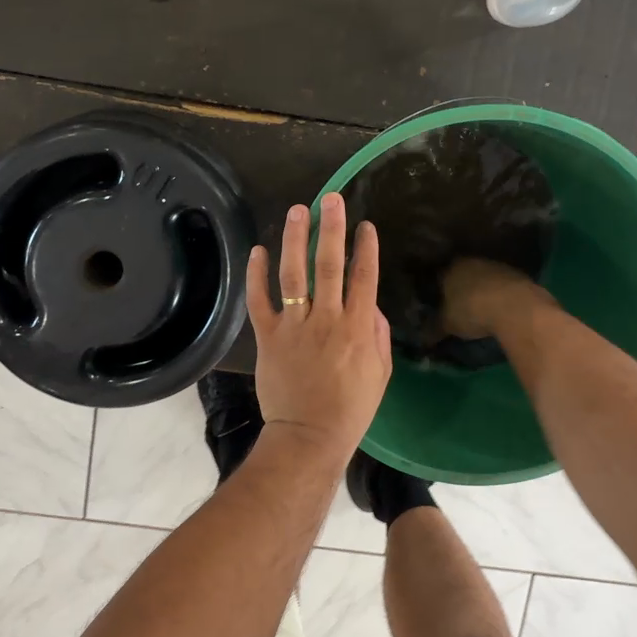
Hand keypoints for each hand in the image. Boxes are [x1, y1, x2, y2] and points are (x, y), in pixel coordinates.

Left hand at [247, 193, 391, 461]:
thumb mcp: (380, 374)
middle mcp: (326, 320)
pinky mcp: (268, 337)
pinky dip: (257, 276)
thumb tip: (369, 303)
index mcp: (356, 329)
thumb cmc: (350, 408)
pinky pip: (260, 301)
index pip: (363, 278)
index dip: (365, 248)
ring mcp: (294, 327)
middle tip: (331, 200)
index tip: (365, 225)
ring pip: (294, 275)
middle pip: (328, 266)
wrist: (309, 437)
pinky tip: (257, 250)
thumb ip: (377, 335)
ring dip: (295, 240)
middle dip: (331, 229)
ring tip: (297, 211)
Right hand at [442, 257, 551, 338]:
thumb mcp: (448, 324)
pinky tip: (498, 305)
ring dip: (481, 288)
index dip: (436, 289)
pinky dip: (498, 293)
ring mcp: (495, 266)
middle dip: (460, 286)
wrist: (515, 307)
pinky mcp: (516, 274)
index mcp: (449, 268)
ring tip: (479, 305)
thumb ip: (433, 329)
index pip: (438, 275)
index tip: (436, 300)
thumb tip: (422, 339)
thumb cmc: (472, 311)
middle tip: (457, 303)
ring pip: (483, 276)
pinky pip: (501, 283)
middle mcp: (471, 261)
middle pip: (462, 272)